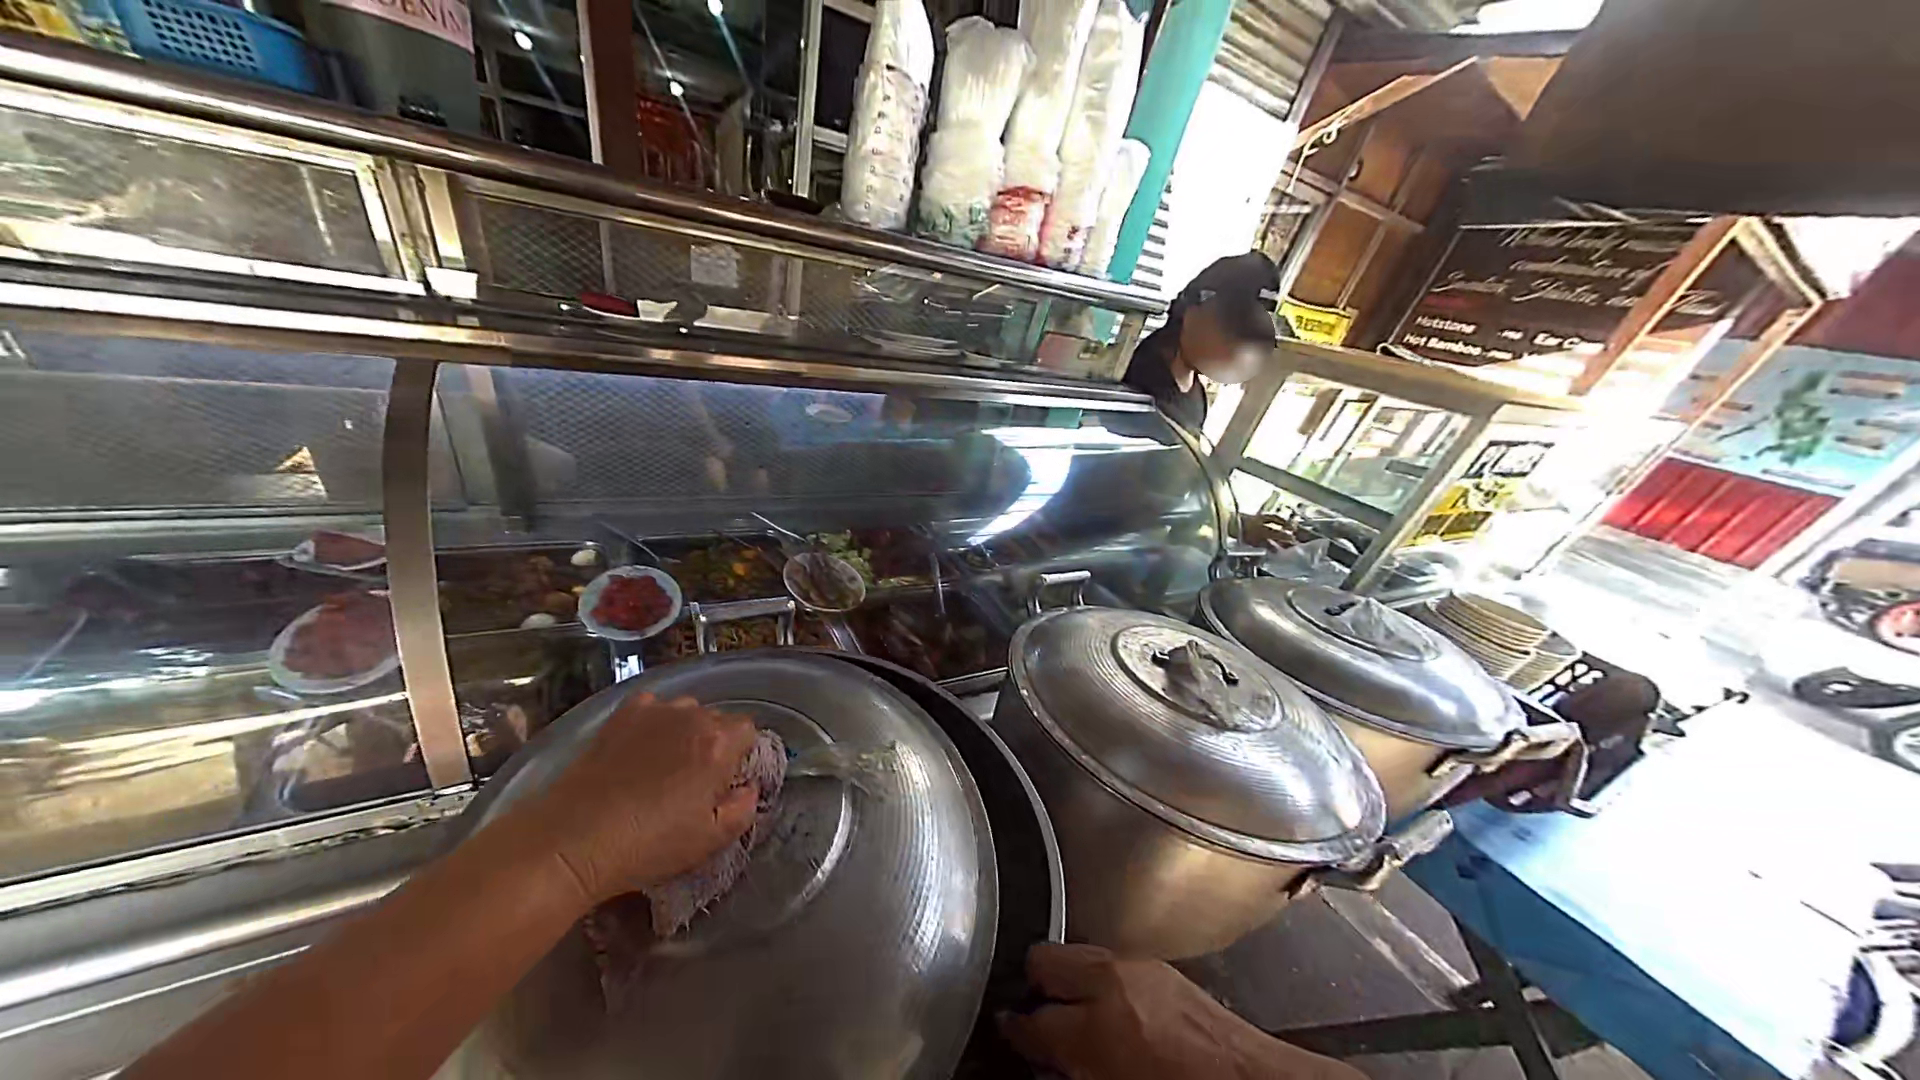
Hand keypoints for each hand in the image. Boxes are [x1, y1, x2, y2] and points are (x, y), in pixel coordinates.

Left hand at [516, 694, 758, 907]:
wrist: (572, 841)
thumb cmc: (647, 845)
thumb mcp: (710, 840)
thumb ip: (744, 808)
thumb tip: (749, 788)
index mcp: (719, 744)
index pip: (748, 730)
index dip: (741, 754)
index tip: (725, 780)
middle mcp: (692, 717)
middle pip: (718, 718)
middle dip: (714, 742)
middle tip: (694, 779)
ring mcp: (654, 712)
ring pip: (686, 710)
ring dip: (685, 730)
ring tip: (664, 763)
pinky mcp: (620, 716)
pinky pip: (652, 706)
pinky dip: (653, 720)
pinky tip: (640, 747)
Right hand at [1000, 944, 1366, 1079]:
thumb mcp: (1111, 1079)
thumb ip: (1073, 1065)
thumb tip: (1043, 1056)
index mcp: (1098, 1031)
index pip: (1033, 1020)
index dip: (1015, 1029)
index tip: (1009, 1030)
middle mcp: (1111, 982)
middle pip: (1043, 960)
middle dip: (1032, 985)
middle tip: (1036, 1016)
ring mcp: (1133, 965)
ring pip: (1073, 953)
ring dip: (1064, 978)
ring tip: (1071, 1011)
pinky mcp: (1153, 962)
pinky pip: (1104, 959)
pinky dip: (1094, 977)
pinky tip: (1106, 1007)